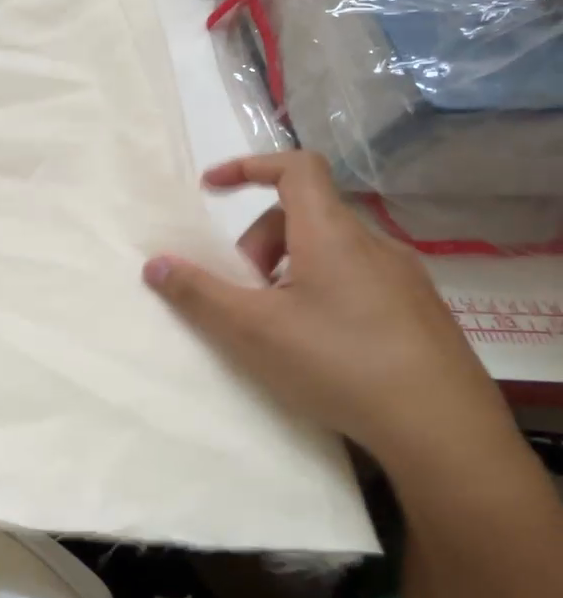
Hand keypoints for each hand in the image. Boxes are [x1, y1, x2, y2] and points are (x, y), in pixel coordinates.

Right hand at [141, 152, 510, 463]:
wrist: (441, 431)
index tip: (210, 188)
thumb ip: (197, 291)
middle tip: (238, 290)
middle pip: (303, 217)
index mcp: (333, 237)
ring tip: (270, 321)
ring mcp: (403, 280)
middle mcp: (374, 247)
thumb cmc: (336, 364)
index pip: (297, 169)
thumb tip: (156, 263)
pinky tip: (311, 341)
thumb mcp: (248, 329)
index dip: (249, 166)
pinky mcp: (417, 312)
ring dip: (284, 270)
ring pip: (328, 251)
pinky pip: (354, 279)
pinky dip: (317, 291)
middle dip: (256, 243)